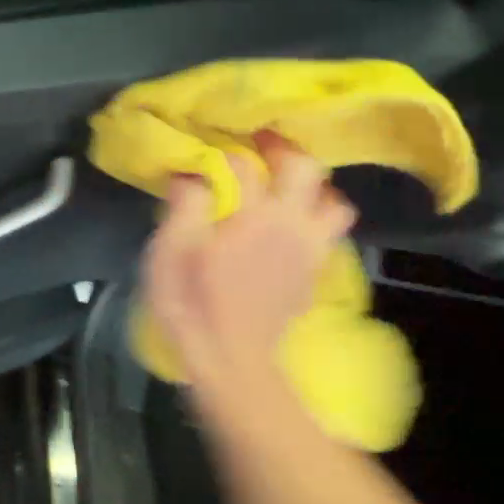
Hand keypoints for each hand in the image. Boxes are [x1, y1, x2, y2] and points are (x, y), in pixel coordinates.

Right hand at [143, 133, 355, 407]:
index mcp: (256, 214)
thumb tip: (191, 172)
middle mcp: (293, 222)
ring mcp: (310, 248)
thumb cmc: (191, 300)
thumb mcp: (170, 251)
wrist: (230, 356)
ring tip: (285, 190)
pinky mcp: (314, 272)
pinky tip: (288, 229)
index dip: (222, 152)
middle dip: (284, 151)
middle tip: (259, 146)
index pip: (244, 165)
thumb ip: (184, 206)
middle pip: (308, 170)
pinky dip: (313, 219)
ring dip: (313, 189)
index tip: (202, 149)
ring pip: (333, 202)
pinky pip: (328, 231)